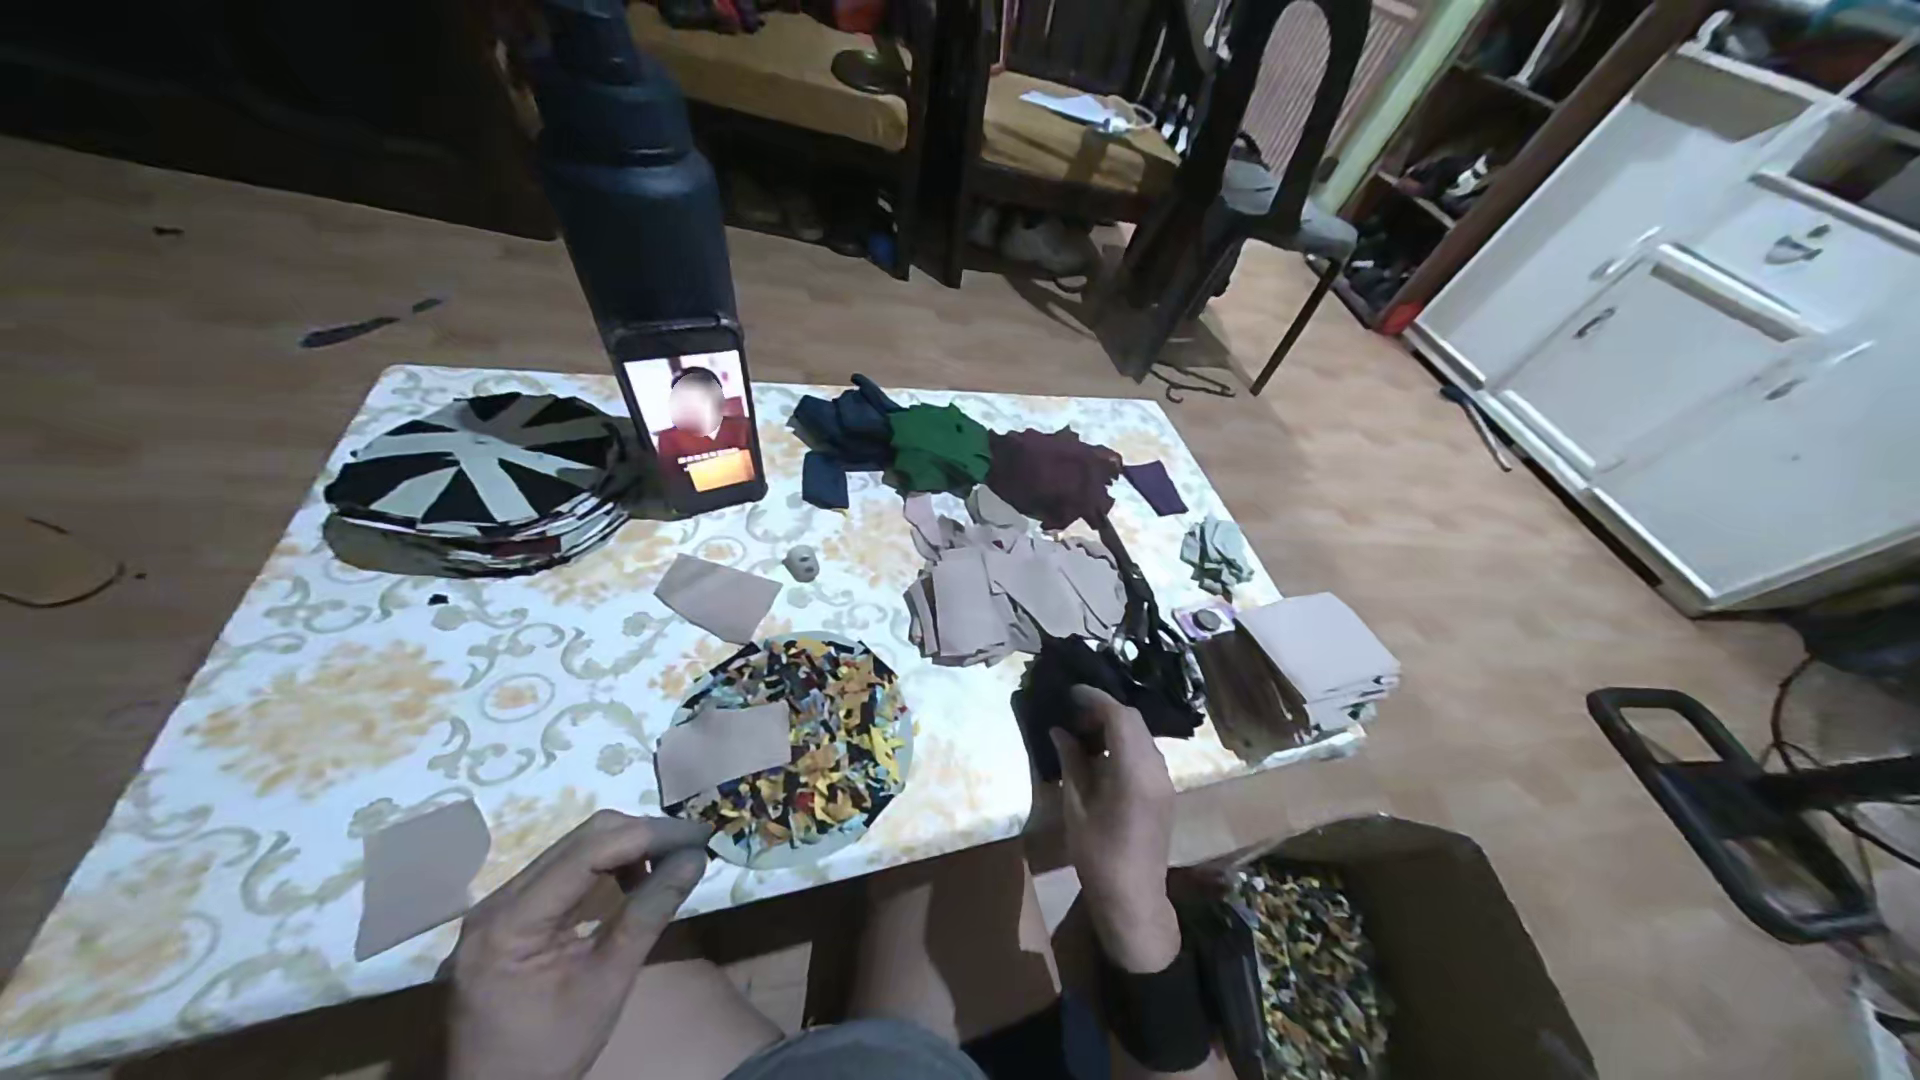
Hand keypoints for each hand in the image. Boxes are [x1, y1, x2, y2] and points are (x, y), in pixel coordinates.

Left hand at [446, 810, 712, 1079]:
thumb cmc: (548, 1052)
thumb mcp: (607, 985)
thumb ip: (648, 914)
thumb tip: (696, 857)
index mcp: (510, 922)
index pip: (589, 853)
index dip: (649, 835)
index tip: (700, 835)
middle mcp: (499, 899)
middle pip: (584, 838)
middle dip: (644, 834)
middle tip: (691, 845)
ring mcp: (503, 902)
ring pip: (579, 844)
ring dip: (630, 844)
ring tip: (670, 860)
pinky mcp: (515, 908)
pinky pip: (570, 864)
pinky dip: (611, 861)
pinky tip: (635, 879)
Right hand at [1049, 685, 1179, 972]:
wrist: (1133, 898)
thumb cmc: (1097, 855)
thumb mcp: (1076, 806)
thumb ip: (1071, 762)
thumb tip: (1059, 731)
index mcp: (1134, 772)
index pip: (1119, 717)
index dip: (1095, 699)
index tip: (1071, 692)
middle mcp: (1156, 770)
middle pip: (1134, 721)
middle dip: (1103, 710)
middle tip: (1072, 714)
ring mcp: (1164, 781)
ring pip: (1141, 735)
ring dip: (1115, 726)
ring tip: (1082, 734)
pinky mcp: (1164, 792)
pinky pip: (1145, 753)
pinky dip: (1124, 743)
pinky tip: (1100, 755)